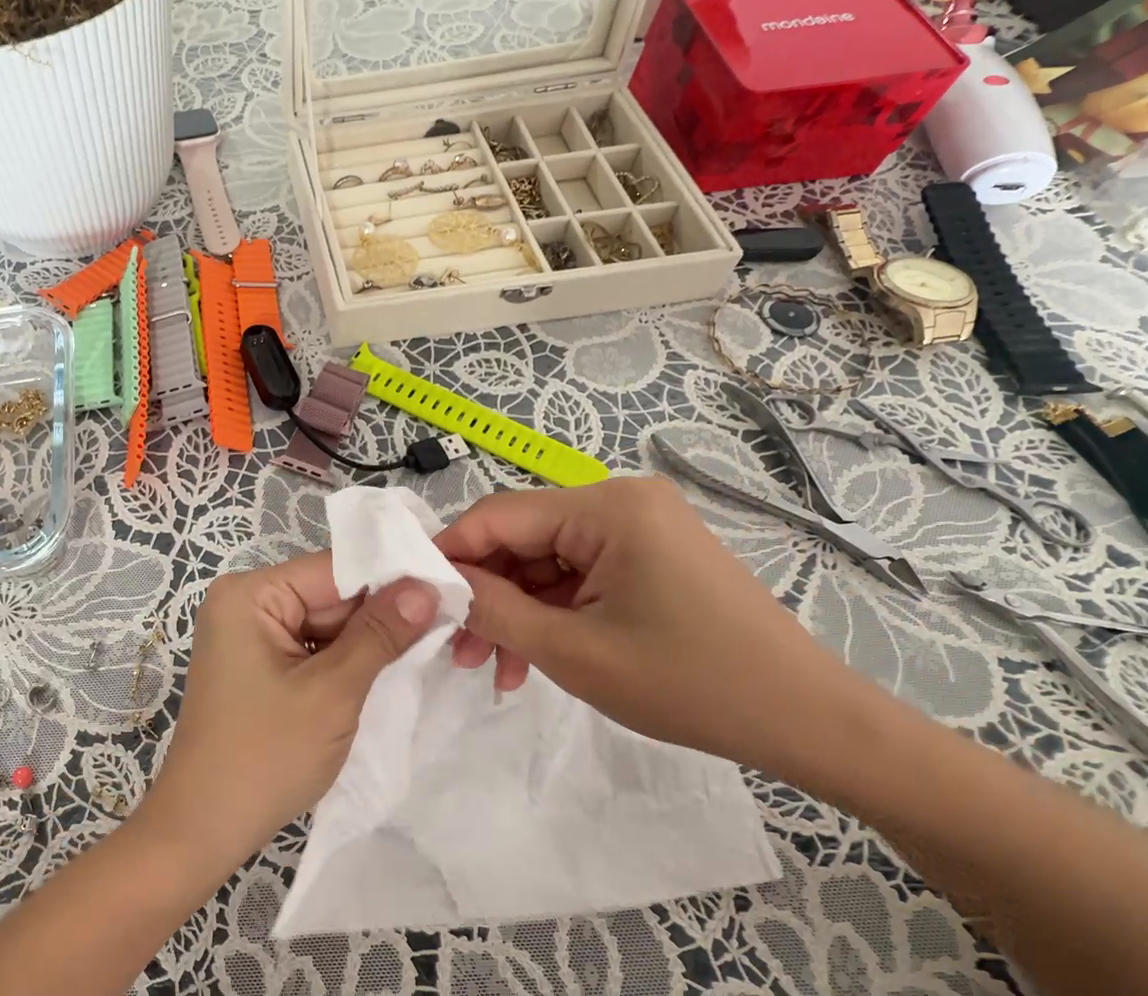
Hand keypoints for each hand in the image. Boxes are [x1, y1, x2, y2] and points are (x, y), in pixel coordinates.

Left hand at [140, 555, 438, 864]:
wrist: (205, 826)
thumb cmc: (266, 755)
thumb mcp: (332, 692)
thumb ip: (380, 635)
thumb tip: (426, 587)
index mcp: (249, 595)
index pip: (334, 569)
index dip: (392, 577)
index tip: (450, 587)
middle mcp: (244, 604)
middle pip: (330, 595)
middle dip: (383, 613)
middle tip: (451, 619)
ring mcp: (249, 637)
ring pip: (325, 624)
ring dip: (369, 641)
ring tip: (432, 644)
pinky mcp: (258, 667)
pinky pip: (311, 649)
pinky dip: (346, 662)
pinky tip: (389, 670)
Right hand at [434, 477, 874, 773]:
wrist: (809, 722)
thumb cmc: (689, 683)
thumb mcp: (573, 651)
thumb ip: (494, 608)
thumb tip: (439, 583)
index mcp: (608, 507)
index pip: (498, 515)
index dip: (450, 554)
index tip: (415, 598)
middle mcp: (622, 502)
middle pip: (522, 538)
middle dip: (487, 594)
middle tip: (459, 650)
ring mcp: (640, 529)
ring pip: (546, 561)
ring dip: (516, 611)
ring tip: (495, 668)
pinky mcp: (650, 558)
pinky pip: (578, 576)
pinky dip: (551, 614)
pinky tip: (533, 659)